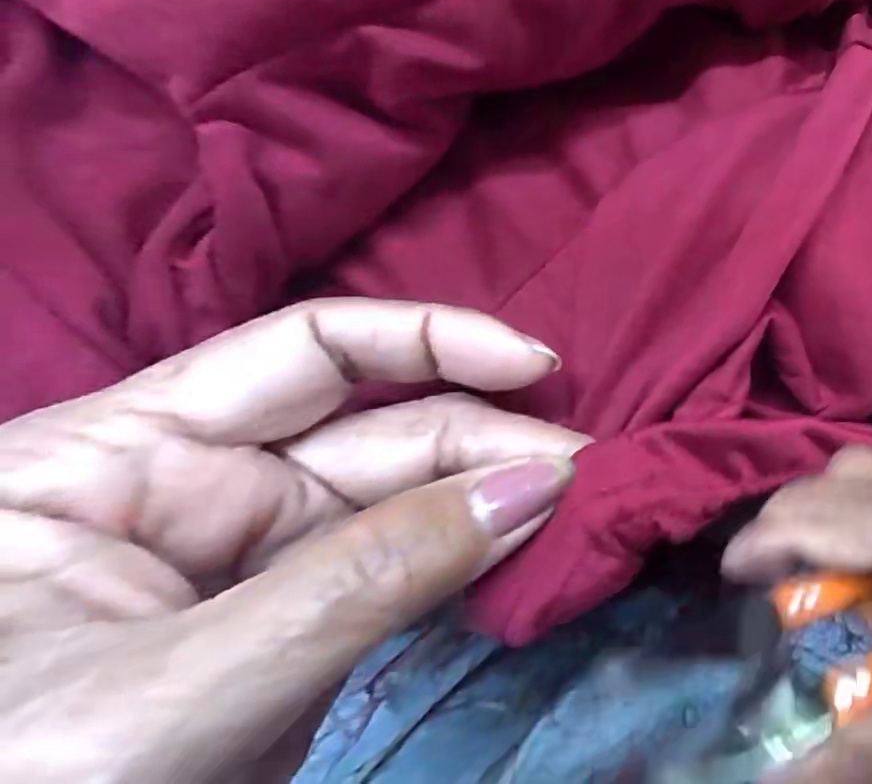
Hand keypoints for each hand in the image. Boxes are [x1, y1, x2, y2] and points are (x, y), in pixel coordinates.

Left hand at [0, 299, 588, 782]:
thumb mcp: (165, 696)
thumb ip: (367, 579)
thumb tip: (539, 485)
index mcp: (117, 459)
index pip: (311, 349)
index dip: (436, 341)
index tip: (537, 368)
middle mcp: (203, 485)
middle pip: (393, 427)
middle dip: (498, 445)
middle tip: (590, 476)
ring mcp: (266, 551)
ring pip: (423, 493)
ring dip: (507, 498)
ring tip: (585, 510)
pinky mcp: (317, 611)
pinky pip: (425, 557)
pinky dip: (488, 552)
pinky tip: (540, 550)